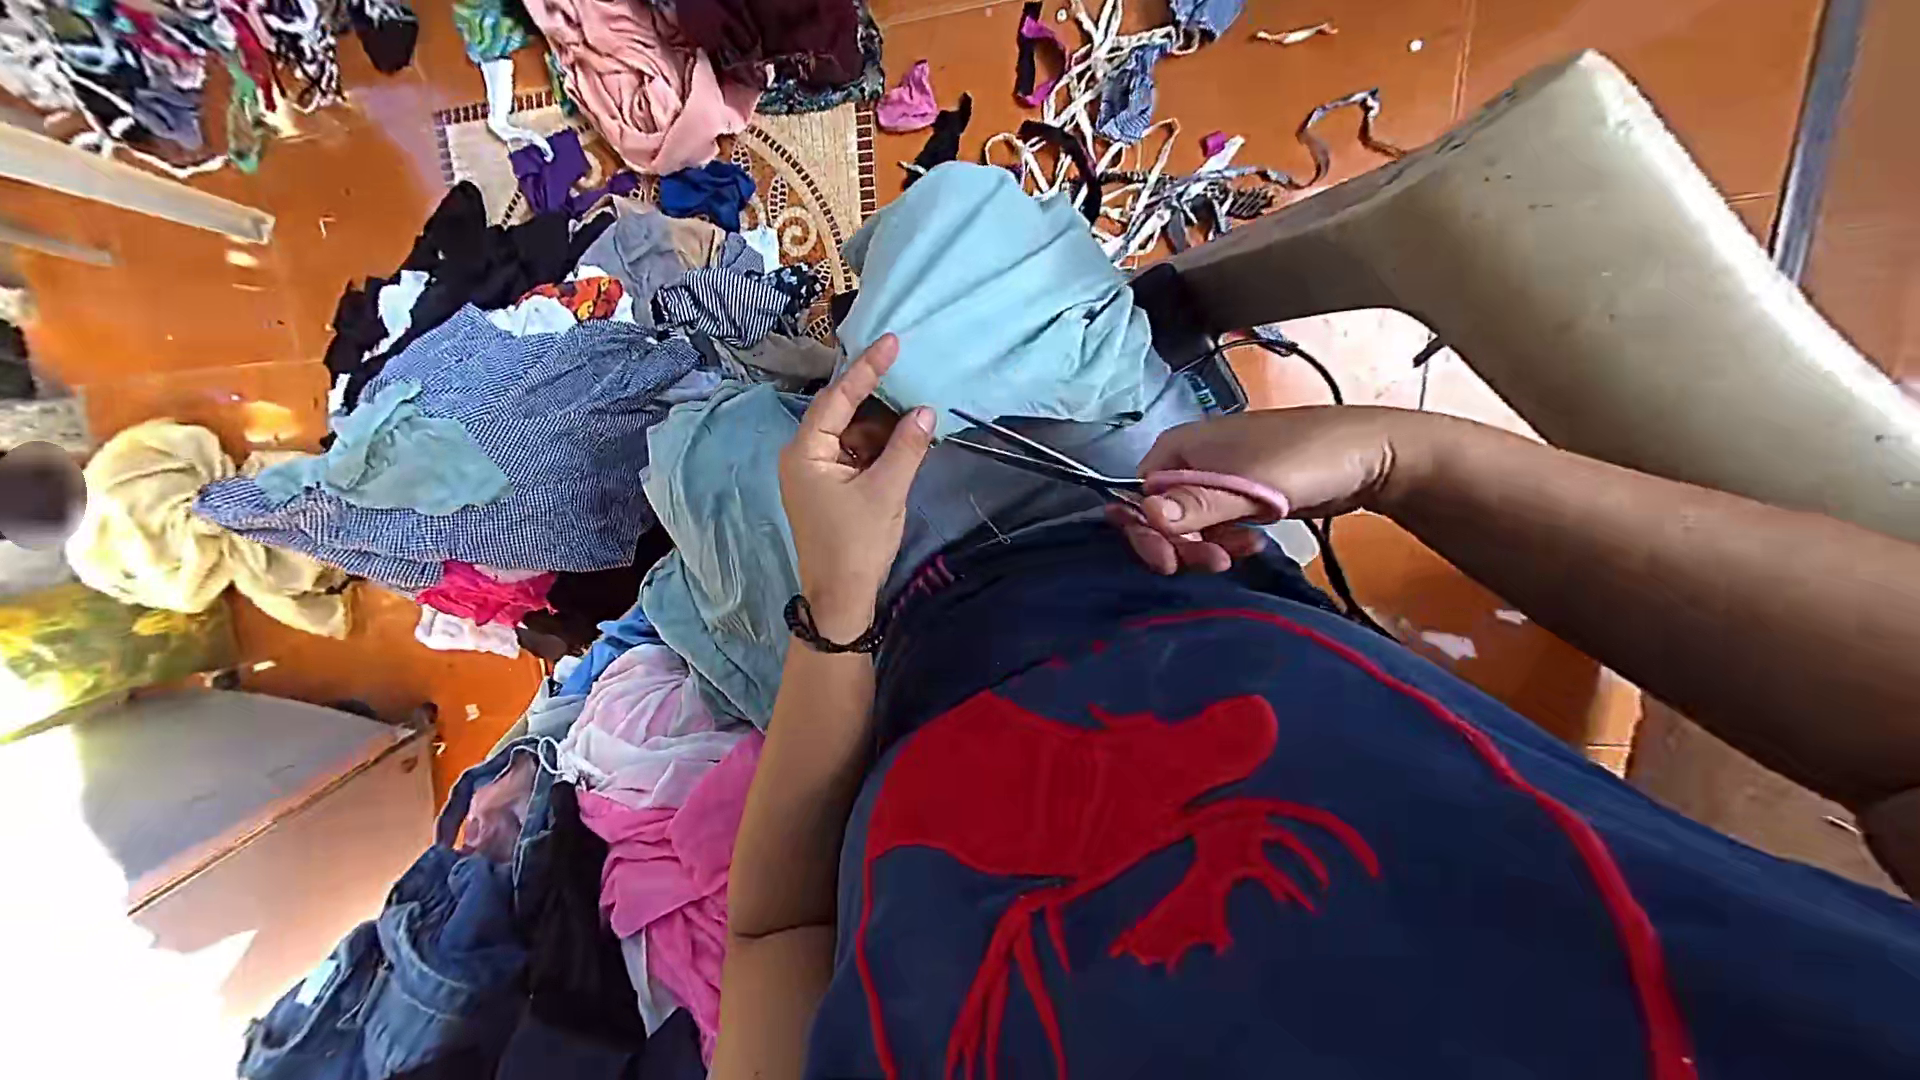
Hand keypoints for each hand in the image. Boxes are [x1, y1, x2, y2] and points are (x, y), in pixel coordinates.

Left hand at [779, 335, 933, 639]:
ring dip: (883, 430)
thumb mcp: (886, 492)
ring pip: (853, 435)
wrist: (841, 599)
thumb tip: (926, 410)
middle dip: (879, 403)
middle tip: (913, 384)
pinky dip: (879, 450)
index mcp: (806, 451)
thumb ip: (907, 447)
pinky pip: (855, 456)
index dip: (867, 369)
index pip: (838, 398)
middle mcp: (804, 455)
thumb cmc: (856, 545)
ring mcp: (816, 472)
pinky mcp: (829, 488)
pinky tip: (904, 446)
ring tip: (916, 420)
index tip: (892, 342)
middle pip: (843, 414)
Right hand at [1117, 405, 1444, 573]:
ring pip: (1187, 524)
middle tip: (1212, 563)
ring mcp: (1213, 477)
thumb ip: (1195, 504)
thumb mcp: (1246, 487)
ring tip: (1237, 554)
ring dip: (1205, 546)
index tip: (1171, 561)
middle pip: (1161, 514)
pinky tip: (1250, 544)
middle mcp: (1187, 460)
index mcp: (1177, 447)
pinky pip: (1213, 524)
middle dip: (1181, 544)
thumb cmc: (1303, 461)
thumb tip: (1146, 515)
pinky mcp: (1237, 494)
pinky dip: (1224, 540)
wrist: (1372, 455)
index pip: (1138, 497)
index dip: (1147, 532)